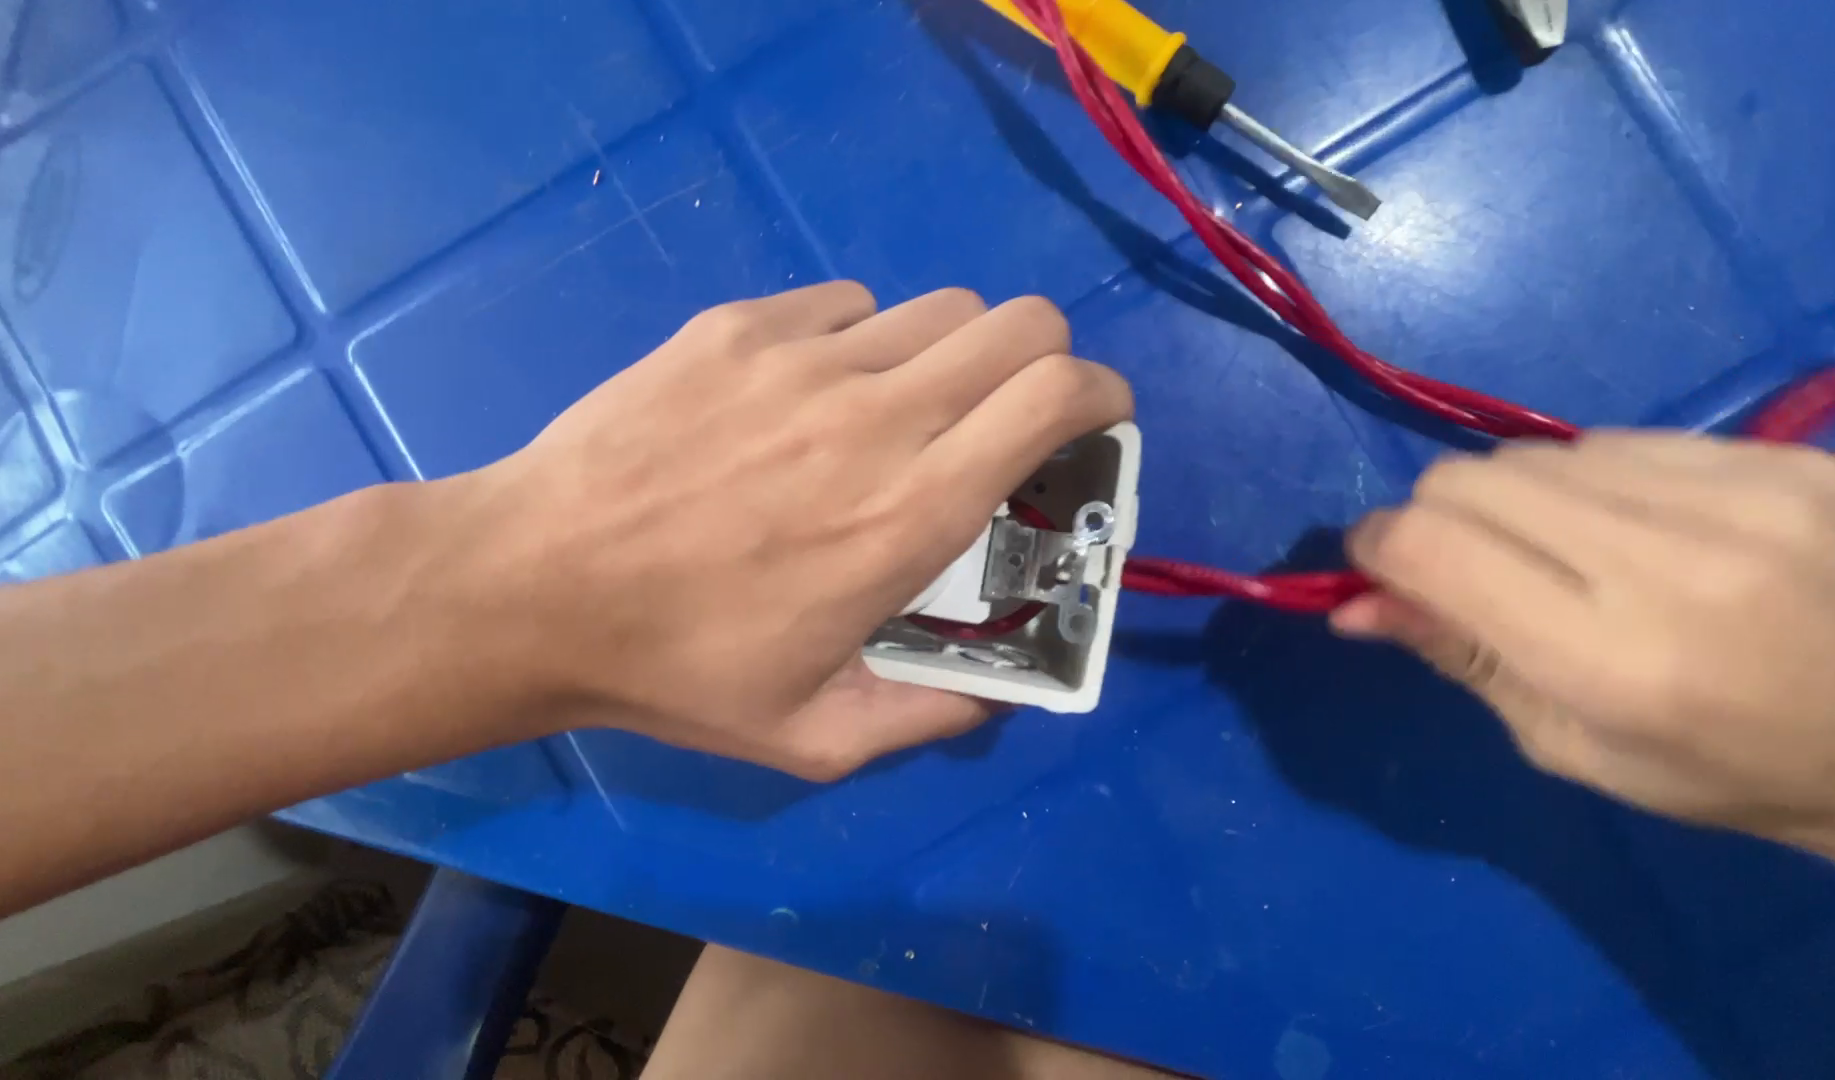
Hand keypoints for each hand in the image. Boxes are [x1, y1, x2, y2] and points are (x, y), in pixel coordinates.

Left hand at [457, 283, 1131, 779]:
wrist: (532, 587)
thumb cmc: (681, 668)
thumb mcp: (819, 735)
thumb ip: (931, 717)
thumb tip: (999, 696)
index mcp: (913, 513)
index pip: (1055, 396)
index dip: (1102, 396)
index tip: (1098, 422)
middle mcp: (878, 414)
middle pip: (1022, 324)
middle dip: (1048, 362)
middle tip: (1013, 416)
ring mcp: (805, 355)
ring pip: (942, 306)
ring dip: (958, 354)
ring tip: (913, 408)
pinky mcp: (741, 326)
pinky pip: (849, 304)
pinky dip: (867, 339)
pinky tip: (819, 391)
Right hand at [1334, 433, 1834, 892]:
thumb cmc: (1734, 771)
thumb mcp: (1569, 745)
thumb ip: (1456, 656)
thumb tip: (1350, 603)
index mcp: (1608, 660)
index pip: (1427, 547)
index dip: (1373, 546)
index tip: (1377, 567)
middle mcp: (1666, 562)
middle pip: (1463, 479)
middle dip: (1432, 517)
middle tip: (1467, 565)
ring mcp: (1734, 494)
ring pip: (1529, 452)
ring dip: (1509, 498)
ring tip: (1561, 550)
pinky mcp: (1778, 456)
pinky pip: (1612, 440)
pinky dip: (1586, 481)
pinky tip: (1635, 528)